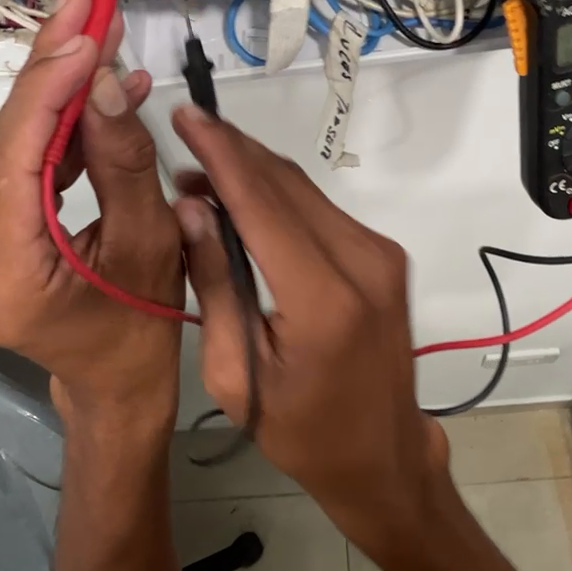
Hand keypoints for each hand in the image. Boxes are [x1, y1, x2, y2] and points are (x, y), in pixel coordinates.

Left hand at [0, 0, 184, 424]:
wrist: (116, 384)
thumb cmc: (143, 327)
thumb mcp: (149, 243)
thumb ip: (124, 164)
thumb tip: (107, 82)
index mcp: (2, 275)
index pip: (16, 160)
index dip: (49, 86)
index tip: (84, 28)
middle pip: (7, 146)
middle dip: (52, 73)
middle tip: (86, 7)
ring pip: (13, 149)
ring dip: (59, 94)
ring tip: (100, 38)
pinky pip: (20, 168)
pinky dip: (60, 130)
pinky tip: (98, 96)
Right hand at [169, 105, 449, 539]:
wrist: (383, 456)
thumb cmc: (300, 432)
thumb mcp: (236, 375)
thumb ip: (215, 285)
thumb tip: (191, 209)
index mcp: (325, 299)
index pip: (263, 205)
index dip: (222, 154)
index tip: (187, 114)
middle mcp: (363, 262)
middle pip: (287, 185)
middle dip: (234, 152)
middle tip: (187, 131)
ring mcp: (381, 254)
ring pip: (305, 190)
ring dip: (254, 171)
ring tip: (201, 169)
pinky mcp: (384, 254)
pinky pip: (321, 209)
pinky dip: (279, 195)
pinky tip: (243, 198)